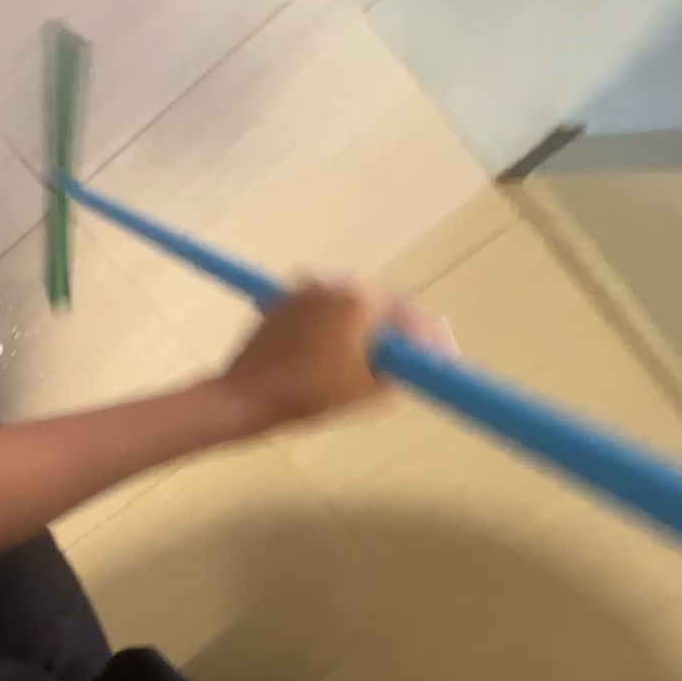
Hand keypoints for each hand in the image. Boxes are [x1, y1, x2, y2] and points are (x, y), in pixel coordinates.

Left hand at [215, 279, 454, 429]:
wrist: (245, 397)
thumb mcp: (373, 385)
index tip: (436, 359)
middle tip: (402, 360)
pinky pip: (318, 309)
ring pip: (346, 305)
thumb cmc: (310, 393)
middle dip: (391, 329)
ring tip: (366, 358)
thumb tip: (430, 352)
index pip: (406, 312)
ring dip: (359, 325)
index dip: (424, 337)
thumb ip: (408, 364)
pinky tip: (333, 350)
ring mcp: (298, 290)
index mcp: (357, 299)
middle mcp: (329, 283)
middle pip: (376, 303)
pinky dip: (330, 324)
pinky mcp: (277, 302)